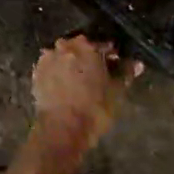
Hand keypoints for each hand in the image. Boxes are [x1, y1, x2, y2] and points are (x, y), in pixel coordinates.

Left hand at [31, 35, 142, 152]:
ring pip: (64, 56)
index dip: (112, 55)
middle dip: (90, 57)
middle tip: (97, 75)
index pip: (103, 45)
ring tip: (79, 82)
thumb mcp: (116, 92)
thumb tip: (136, 63)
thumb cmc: (94, 109)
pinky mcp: (37, 70)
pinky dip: (58, 72)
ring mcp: (48, 57)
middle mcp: (65, 45)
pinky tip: (64, 86)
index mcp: (86, 46)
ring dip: (72, 64)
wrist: (62, 128)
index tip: (116, 66)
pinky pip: (52, 66)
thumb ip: (125, 73)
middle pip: (81, 47)